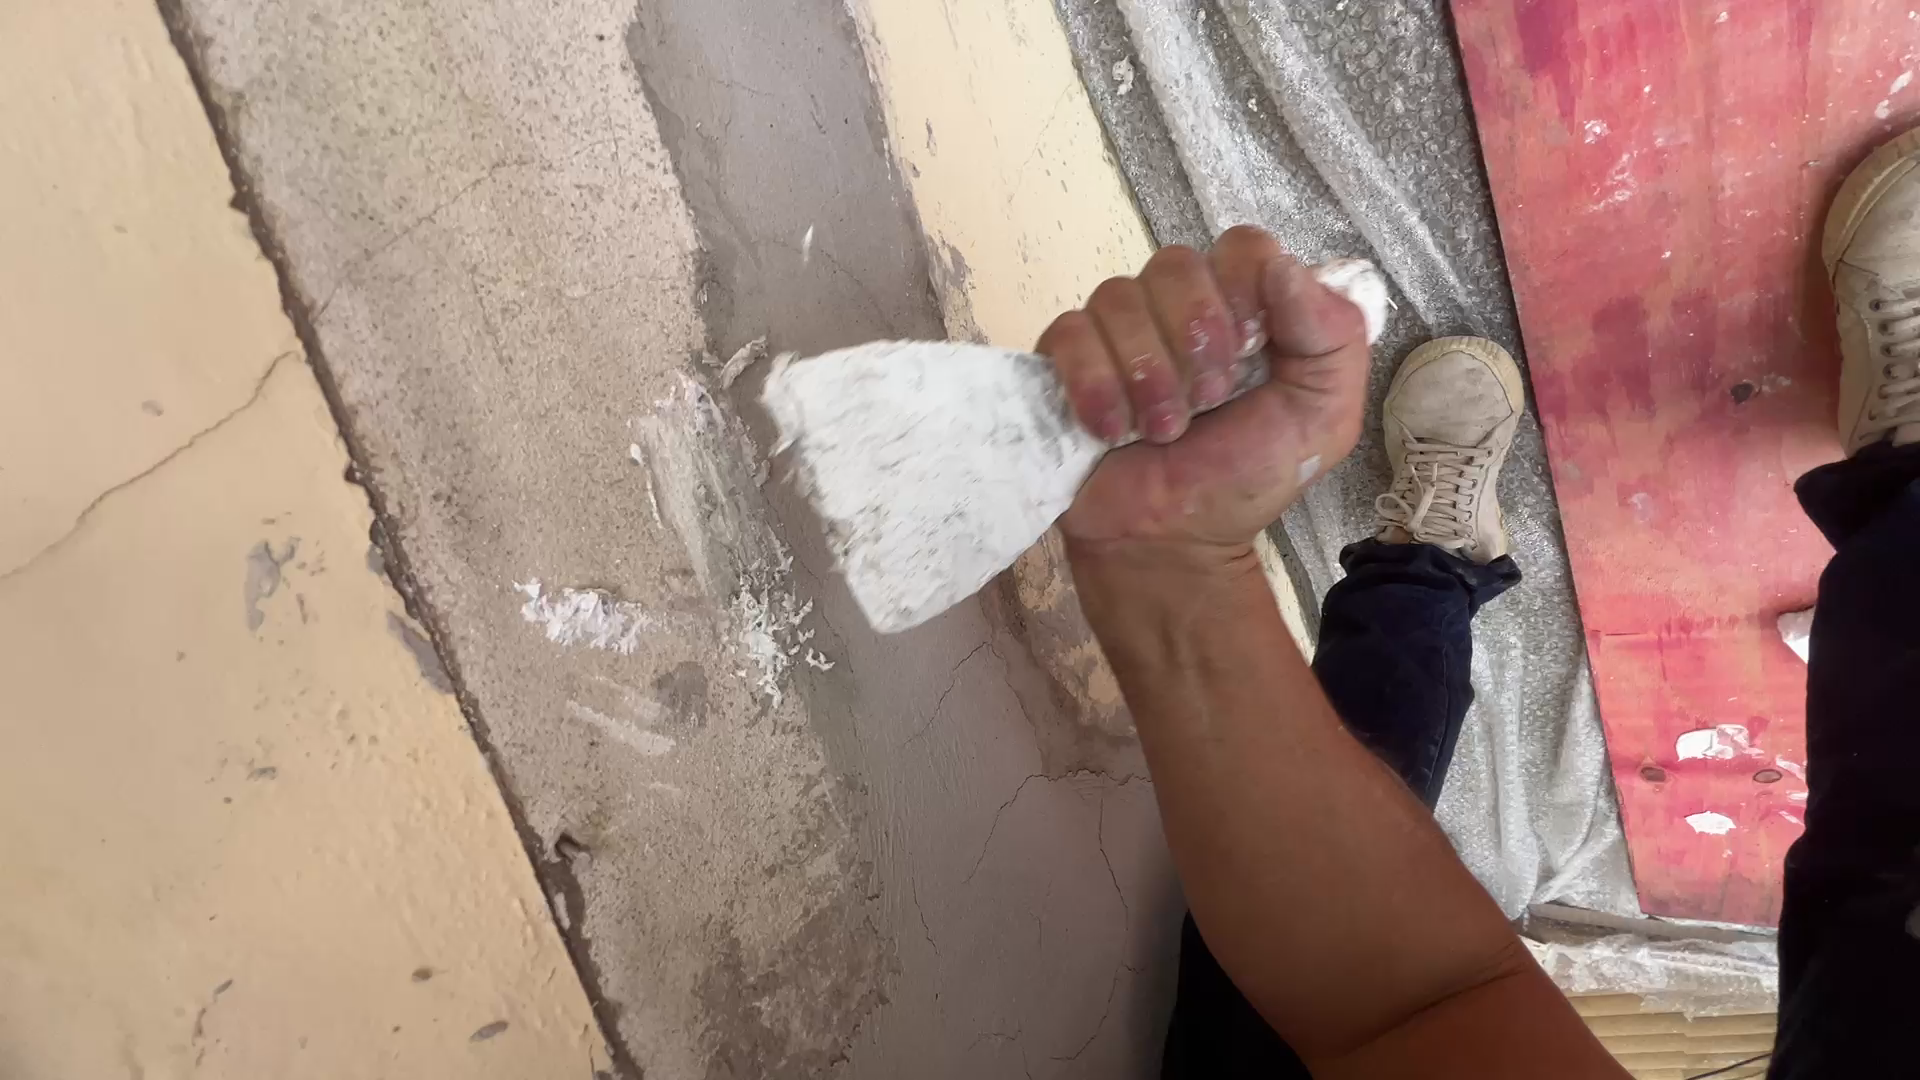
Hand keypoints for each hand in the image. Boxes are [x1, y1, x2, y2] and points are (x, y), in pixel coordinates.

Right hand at [1037, 226, 1370, 565]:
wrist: (1169, 546)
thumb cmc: (1240, 484)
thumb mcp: (1321, 417)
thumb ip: (1332, 335)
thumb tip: (1280, 266)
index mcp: (1240, 312)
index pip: (1239, 248)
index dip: (1240, 292)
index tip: (1246, 356)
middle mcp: (1173, 311)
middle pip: (1173, 264)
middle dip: (1191, 338)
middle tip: (1203, 404)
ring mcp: (1113, 336)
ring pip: (1116, 298)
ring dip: (1145, 374)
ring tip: (1158, 433)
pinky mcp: (1061, 365)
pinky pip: (1066, 334)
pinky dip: (1092, 382)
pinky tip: (1108, 431)